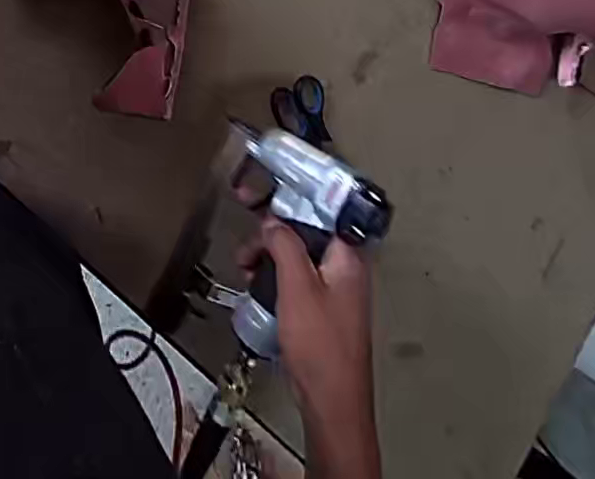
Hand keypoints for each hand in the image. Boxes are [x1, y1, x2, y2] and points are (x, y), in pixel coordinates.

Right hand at [241, 218, 381, 478]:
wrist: (330, 403)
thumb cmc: (320, 345)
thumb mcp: (297, 285)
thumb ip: (285, 245)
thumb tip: (273, 222)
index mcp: (347, 254)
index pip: (321, 207)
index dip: (291, 196)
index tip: (264, 190)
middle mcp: (344, 265)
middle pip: (305, 229)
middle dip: (272, 231)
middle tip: (247, 237)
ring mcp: (334, 286)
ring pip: (297, 253)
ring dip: (269, 253)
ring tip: (246, 264)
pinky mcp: (321, 305)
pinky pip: (296, 276)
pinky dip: (275, 274)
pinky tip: (256, 283)